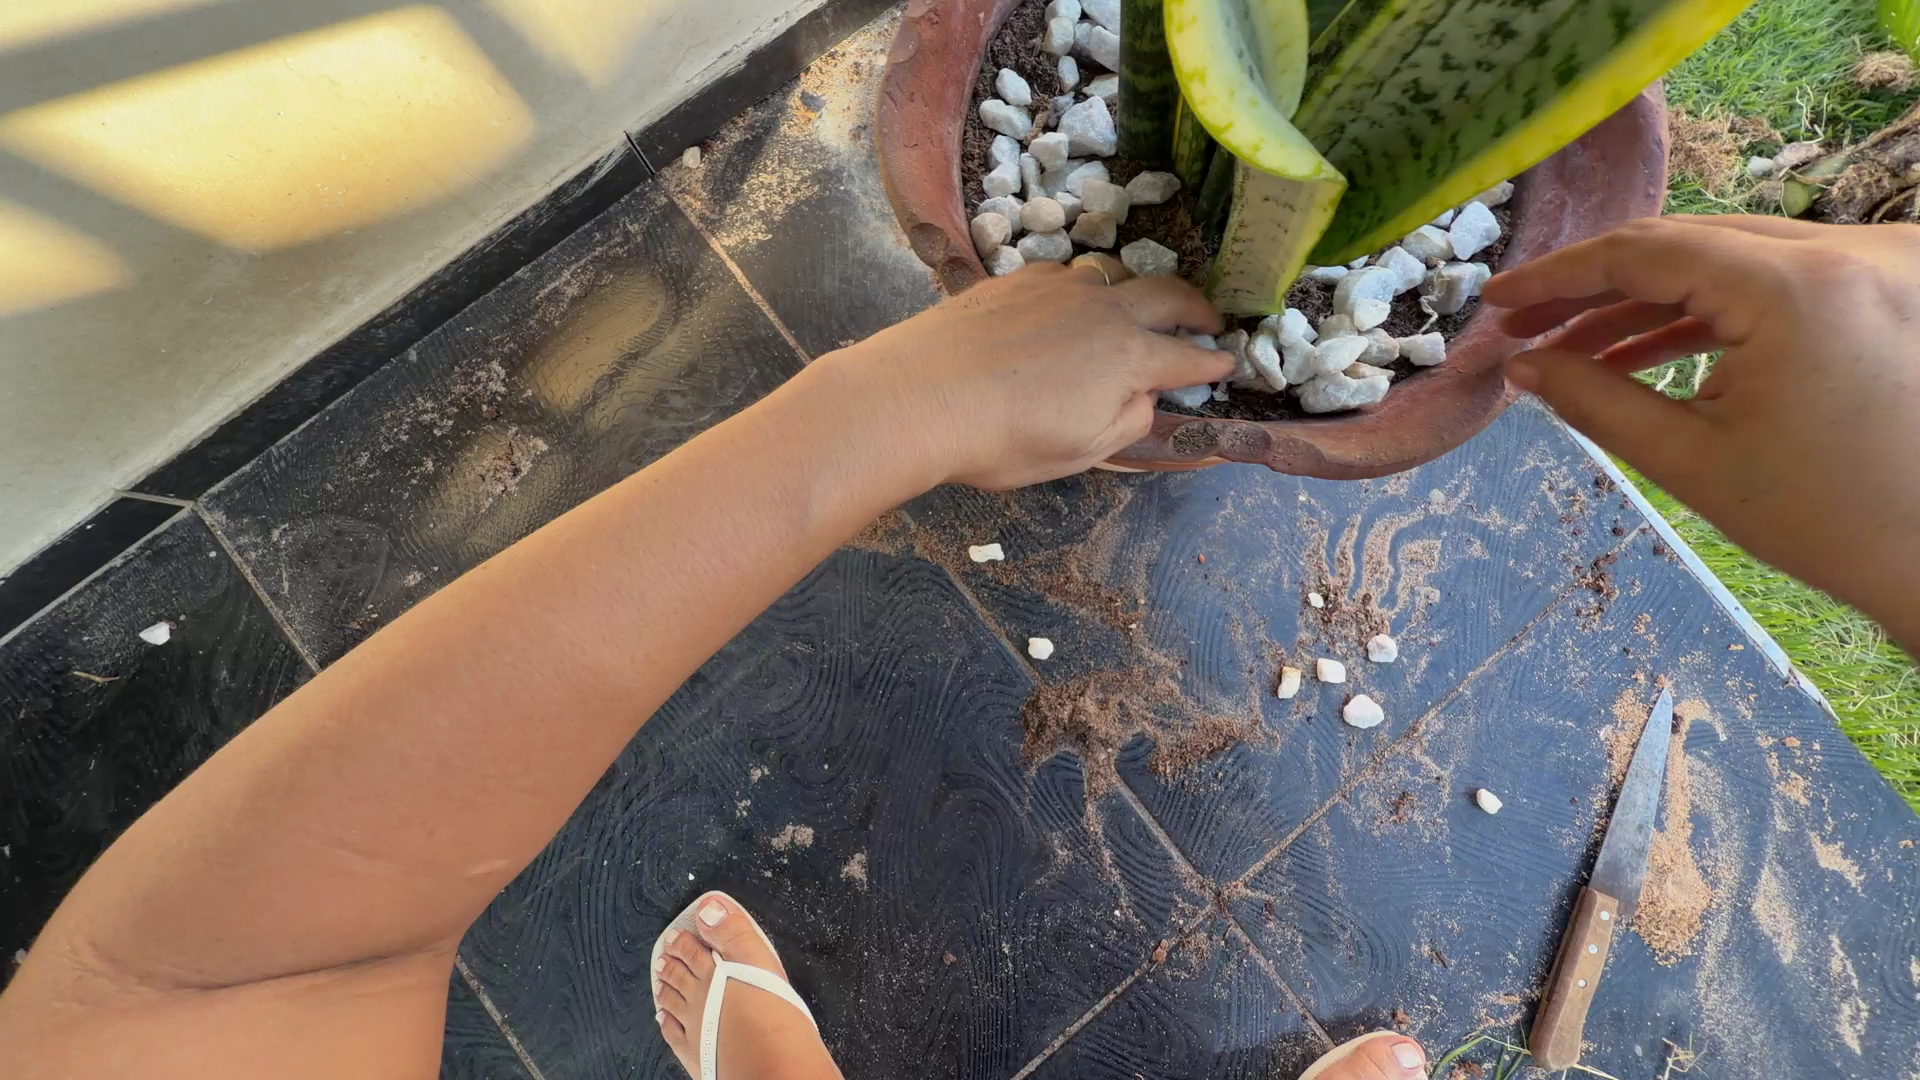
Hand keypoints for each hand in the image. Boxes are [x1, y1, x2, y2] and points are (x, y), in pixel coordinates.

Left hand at [805, 261, 1230, 489]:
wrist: (922, 395)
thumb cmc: (1004, 439)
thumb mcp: (1079, 451)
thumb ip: (1126, 421)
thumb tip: (1145, 397)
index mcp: (1128, 358)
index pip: (1185, 356)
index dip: (1211, 362)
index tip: (1226, 363)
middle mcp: (1104, 310)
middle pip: (1167, 295)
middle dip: (1197, 308)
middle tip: (1210, 318)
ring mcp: (1059, 287)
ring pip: (1115, 275)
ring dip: (1138, 291)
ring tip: (1137, 308)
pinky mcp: (1018, 278)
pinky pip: (1067, 274)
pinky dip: (1084, 288)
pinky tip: (1068, 304)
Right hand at [1485, 216, 1919, 645]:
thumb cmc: (1821, 514)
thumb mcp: (1682, 455)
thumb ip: (1589, 398)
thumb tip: (1521, 366)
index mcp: (1801, 290)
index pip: (1646, 253)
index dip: (1557, 273)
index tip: (1495, 296)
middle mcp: (1859, 252)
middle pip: (1686, 243)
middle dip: (1591, 284)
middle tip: (1521, 322)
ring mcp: (1889, 264)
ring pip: (1726, 259)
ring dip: (1638, 302)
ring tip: (1567, 347)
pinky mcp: (1896, 288)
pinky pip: (1773, 281)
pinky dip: (1698, 312)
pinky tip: (1636, 352)